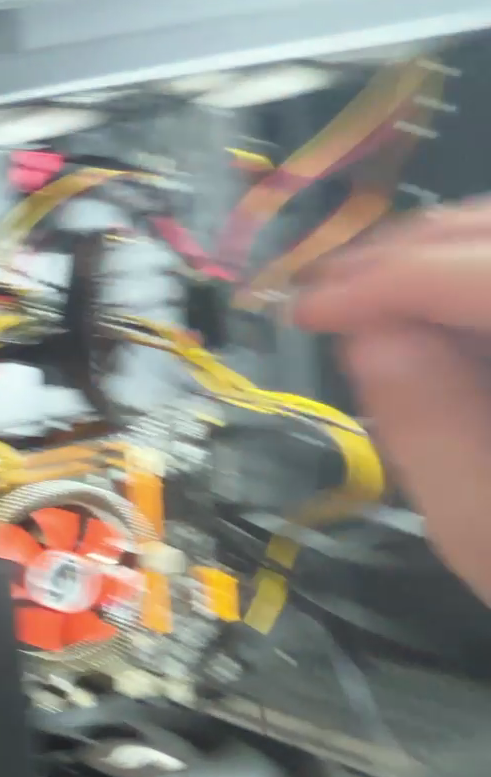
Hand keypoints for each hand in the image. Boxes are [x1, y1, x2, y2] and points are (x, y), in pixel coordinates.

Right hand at [292, 198, 490, 601]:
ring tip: (370, 288)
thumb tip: (365, 335)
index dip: (397, 282)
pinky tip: (433, 305)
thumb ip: (428, 424)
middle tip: (326, 287)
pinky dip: (483, 282)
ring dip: (458, 253)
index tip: (304, 312)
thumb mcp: (483, 525)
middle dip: (426, 250)